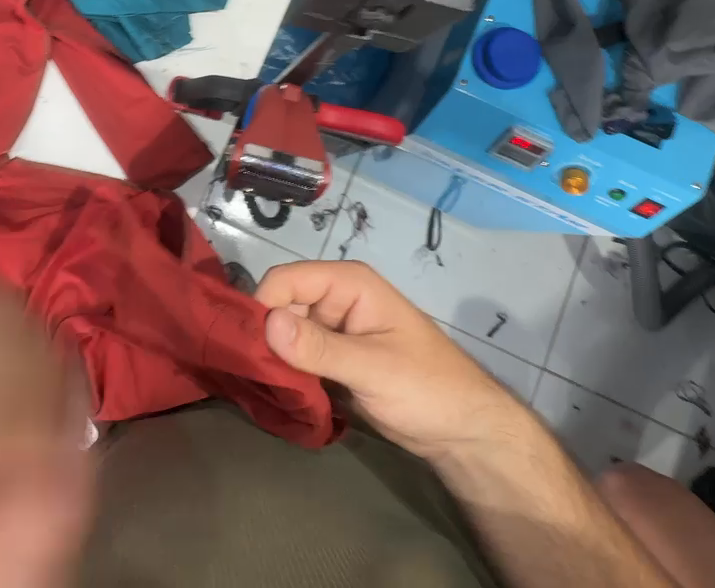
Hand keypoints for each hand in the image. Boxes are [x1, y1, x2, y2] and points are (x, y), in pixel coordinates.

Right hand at [255, 260, 533, 460]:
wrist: (464, 433)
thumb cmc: (429, 389)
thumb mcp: (374, 368)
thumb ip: (320, 348)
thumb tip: (266, 325)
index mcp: (347, 283)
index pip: (285, 280)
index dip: (263, 308)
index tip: (249, 348)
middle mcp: (333, 299)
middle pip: (278, 306)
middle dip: (265, 339)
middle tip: (255, 376)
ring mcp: (331, 330)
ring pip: (282, 335)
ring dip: (274, 361)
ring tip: (267, 389)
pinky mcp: (330, 359)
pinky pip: (294, 359)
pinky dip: (286, 375)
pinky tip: (281, 395)